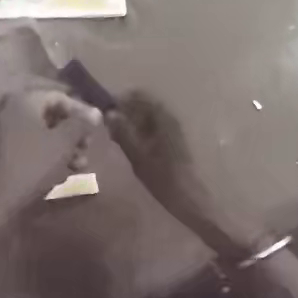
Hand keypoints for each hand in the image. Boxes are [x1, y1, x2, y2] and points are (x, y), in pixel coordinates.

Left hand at [0, 84, 102, 241]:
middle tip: (87, 149)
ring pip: (35, 133)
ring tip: (78, 166)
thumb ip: (80, 124)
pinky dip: (41, 154)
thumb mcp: (63, 144)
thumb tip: (95, 113)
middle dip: (70, 132)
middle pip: (45, 115)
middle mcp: (3, 111)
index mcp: (20, 101)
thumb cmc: (31, 169)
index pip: (57, 96)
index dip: (80, 111)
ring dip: (59, 146)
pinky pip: (22, 146)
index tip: (96, 129)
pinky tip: (56, 173)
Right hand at [109, 91, 252, 253]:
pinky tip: (132, 148)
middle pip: (144, 105)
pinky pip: (154, 128)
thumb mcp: (139, 158)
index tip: (105, 112)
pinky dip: (141, 132)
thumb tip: (110, 114)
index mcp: (163, 119)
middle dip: (126, 112)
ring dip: (133, 123)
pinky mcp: (175, 142)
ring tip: (118, 139)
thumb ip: (124, 134)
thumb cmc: (165, 181)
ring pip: (149, 117)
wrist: (192, 201)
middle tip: (109, 128)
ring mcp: (174, 130)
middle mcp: (171, 119)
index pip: (140, 96)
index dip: (122, 100)